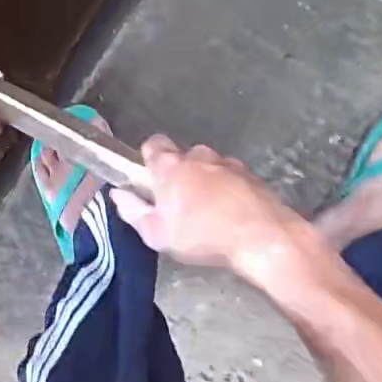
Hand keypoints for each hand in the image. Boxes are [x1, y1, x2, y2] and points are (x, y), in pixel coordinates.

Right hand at [111, 135, 313, 275]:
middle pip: (180, 156)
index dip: (148, 159)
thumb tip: (118, 194)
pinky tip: (230, 214)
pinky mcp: (250, 174)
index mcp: (170, 165)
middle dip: (177, 174)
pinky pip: (229, 177)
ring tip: (207, 213)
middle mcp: (198, 156)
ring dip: (203, 182)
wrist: (263, 238)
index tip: (149, 180)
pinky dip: (226, 189)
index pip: (152, 144)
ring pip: (207, 166)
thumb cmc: (203, 236)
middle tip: (177, 204)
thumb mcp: (157, 234)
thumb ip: (133, 211)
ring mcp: (227, 162)